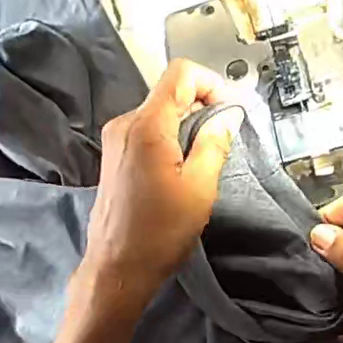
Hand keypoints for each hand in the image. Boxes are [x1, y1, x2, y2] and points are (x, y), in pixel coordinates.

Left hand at [79, 60, 245, 318]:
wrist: (117, 268)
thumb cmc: (158, 233)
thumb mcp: (200, 187)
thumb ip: (215, 142)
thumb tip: (227, 115)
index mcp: (146, 126)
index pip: (181, 74)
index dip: (212, 83)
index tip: (230, 109)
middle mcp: (124, 126)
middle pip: (169, 93)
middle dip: (202, 106)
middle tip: (225, 135)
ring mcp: (115, 142)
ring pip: (158, 114)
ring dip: (185, 126)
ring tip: (204, 158)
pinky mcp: (113, 159)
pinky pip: (146, 133)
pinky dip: (168, 140)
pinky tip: (181, 169)